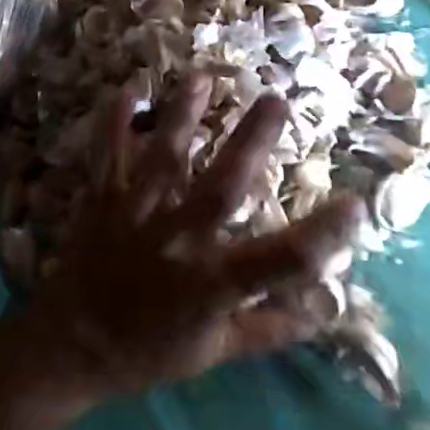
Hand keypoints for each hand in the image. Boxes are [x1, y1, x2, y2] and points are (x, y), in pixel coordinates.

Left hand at [26, 74, 363, 396]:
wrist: (73, 347)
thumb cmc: (150, 351)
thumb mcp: (216, 351)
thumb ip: (271, 327)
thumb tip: (327, 307)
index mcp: (212, 284)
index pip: (280, 261)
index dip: (322, 236)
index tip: (356, 203)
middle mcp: (178, 242)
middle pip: (220, 187)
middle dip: (250, 142)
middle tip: (276, 99)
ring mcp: (136, 216)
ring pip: (164, 159)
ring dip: (183, 116)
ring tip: (202, 77)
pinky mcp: (103, 202)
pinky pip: (107, 158)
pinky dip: (113, 124)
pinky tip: (124, 90)